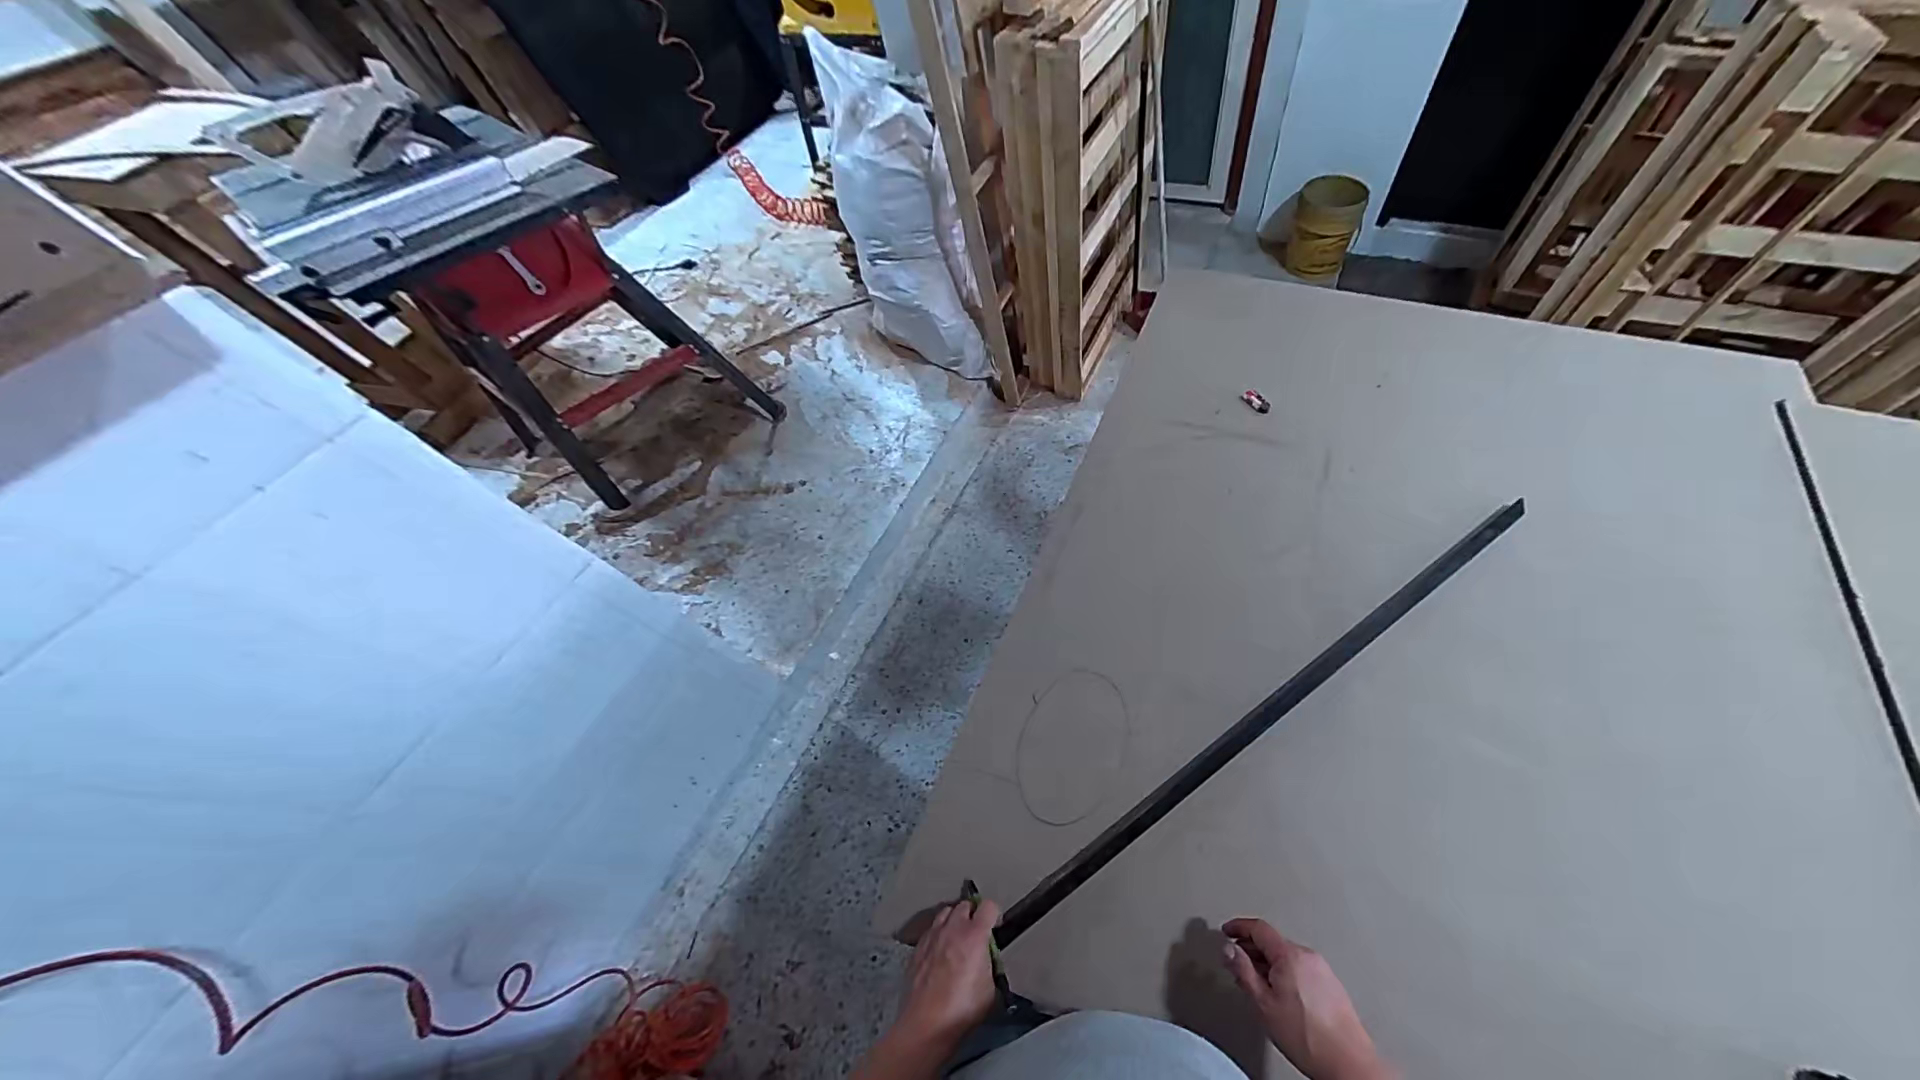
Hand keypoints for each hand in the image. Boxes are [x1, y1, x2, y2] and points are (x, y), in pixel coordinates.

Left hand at [896, 899, 999, 1046]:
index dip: (994, 915)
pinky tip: (940, 951)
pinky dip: (938, 934)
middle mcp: (953, 928)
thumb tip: (986, 961)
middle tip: (977, 933)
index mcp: (975, 935)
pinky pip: (931, 929)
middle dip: (973, 915)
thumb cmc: (962, 1008)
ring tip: (957, 938)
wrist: (927, 1022)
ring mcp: (932, 935)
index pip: (988, 906)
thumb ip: (990, 965)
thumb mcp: (991, 988)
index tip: (995, 926)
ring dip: (954, 920)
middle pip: (964, 905)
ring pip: (945, 913)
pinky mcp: (917, 947)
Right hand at [1221, 918, 1395, 1079]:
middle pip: (1273, 941)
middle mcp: (1308, 957)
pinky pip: (1301, 968)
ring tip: (1258, 983)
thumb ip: (1242, 970)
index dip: (1238, 926)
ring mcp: (1323, 971)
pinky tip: (1281, 994)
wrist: (1349, 1065)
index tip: (1227, 930)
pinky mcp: (1332, 985)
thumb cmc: (1309, 1038)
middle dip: (1251, 948)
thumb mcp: (1263, 1003)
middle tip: (1236, 960)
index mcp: (1290, 955)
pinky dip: (1286, 972)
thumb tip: (1229, 950)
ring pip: (1287, 955)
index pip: (1258, 928)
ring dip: (1268, 962)